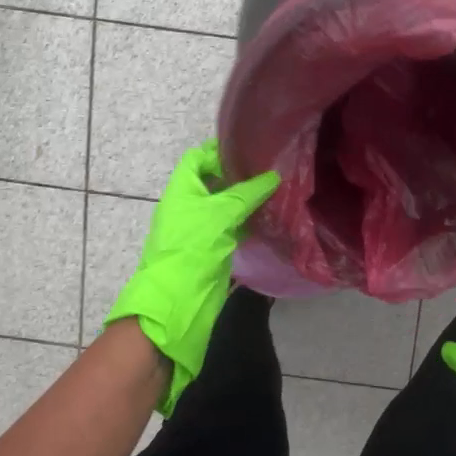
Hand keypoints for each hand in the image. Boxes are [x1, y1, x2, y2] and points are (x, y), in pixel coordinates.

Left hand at [103, 141, 278, 416]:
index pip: (198, 158)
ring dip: (248, 199)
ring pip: (225, 205)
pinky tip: (271, 219)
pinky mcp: (212, 249)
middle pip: (214, 181)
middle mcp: (189, 205)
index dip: (221, 151)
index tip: (252, 152)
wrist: (176, 304)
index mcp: (182, 190)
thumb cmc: (192, 249)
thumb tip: (275, 176)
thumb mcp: (221, 214)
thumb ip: (248, 193)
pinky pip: (232, 226)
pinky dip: (249, 220)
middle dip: (241, 175)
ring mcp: (200, 229)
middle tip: (273, 170)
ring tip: (278, 191)